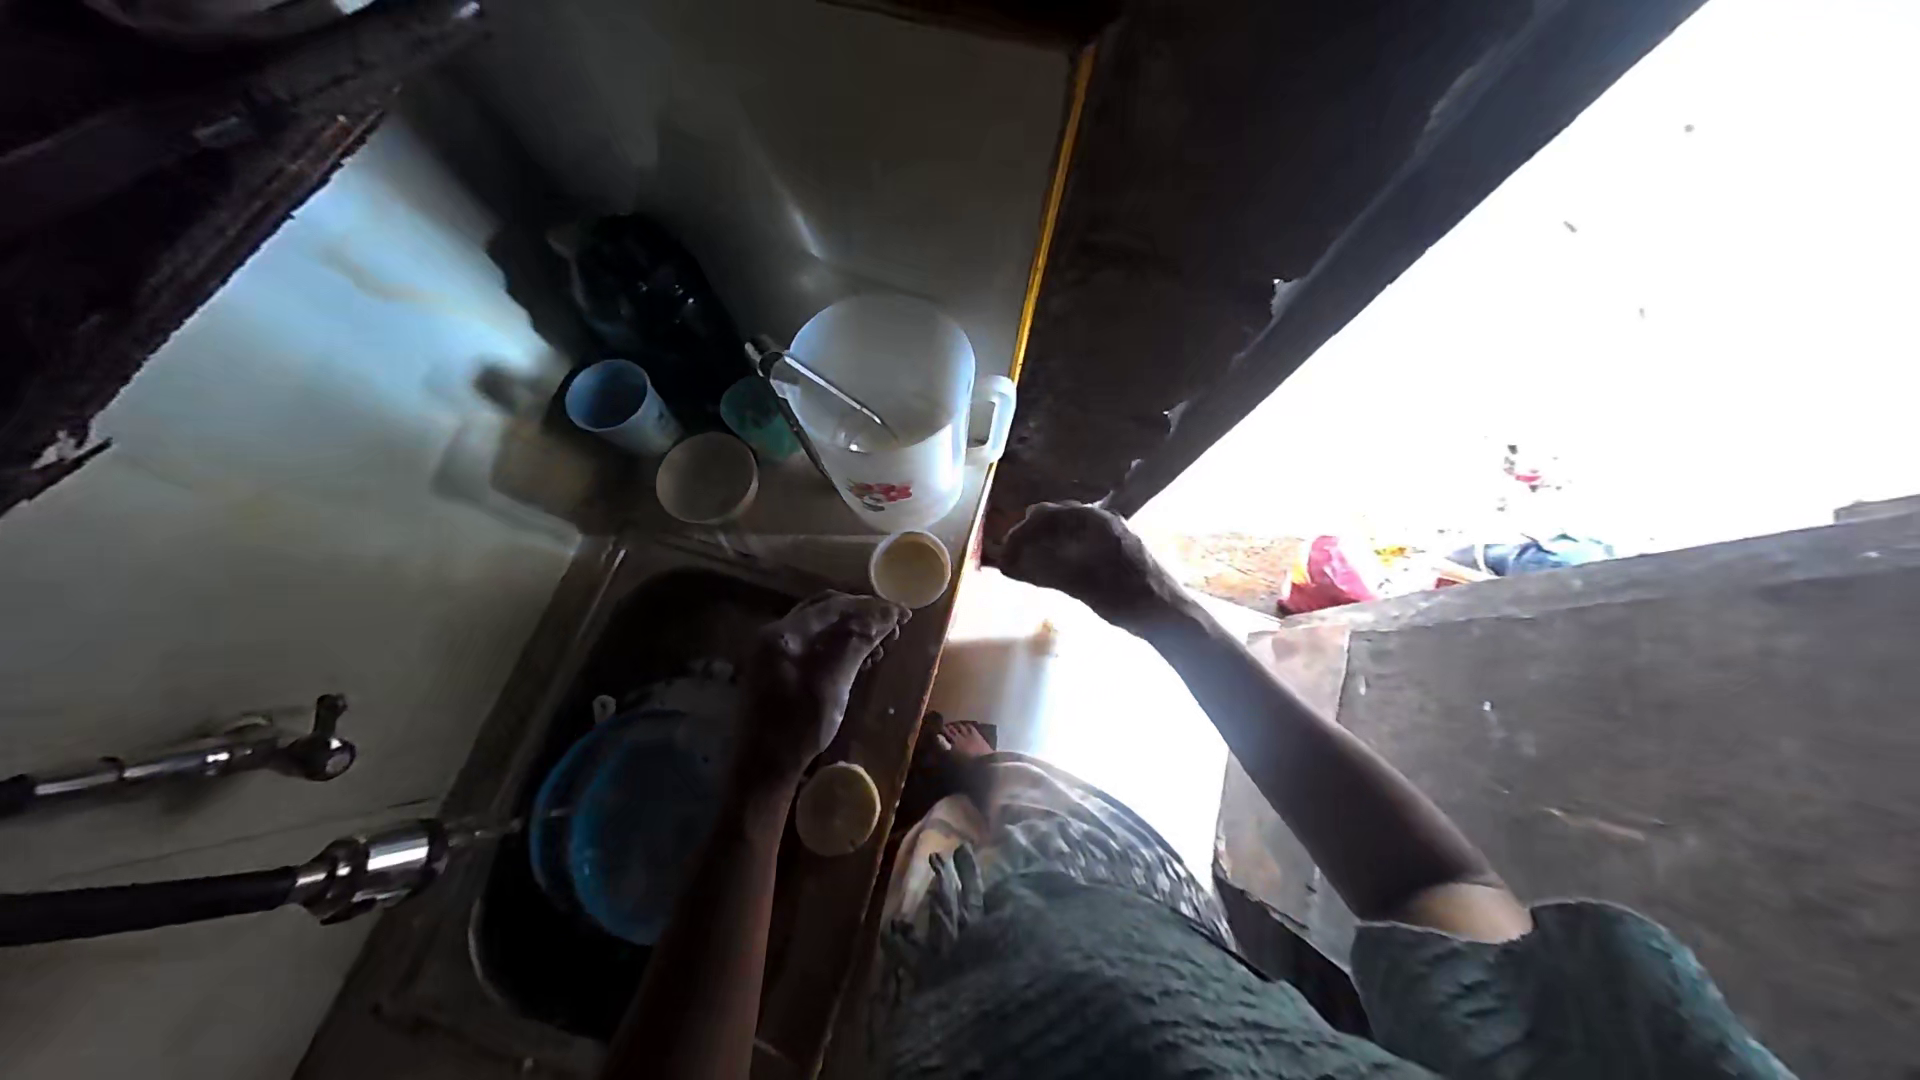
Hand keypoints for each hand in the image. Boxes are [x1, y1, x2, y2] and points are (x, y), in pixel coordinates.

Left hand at [735, 591, 907, 793]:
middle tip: (894, 626)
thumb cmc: (797, 729)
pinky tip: (861, 658)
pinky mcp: (780, 668)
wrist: (762, 770)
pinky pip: (815, 644)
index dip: (872, 607)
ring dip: (854, 629)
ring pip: (822, 626)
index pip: (835, 606)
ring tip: (883, 642)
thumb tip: (886, 613)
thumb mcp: (832, 684)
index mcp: (784, 634)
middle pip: (826, 610)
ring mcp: (776, 652)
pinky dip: (840, 646)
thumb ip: (856, 643)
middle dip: (863, 614)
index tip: (904, 614)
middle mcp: (776, 634)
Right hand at [999, 502, 1191, 635]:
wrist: (1169, 615)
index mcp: (1094, 519)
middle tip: (1011, 559)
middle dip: (1029, 537)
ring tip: (1024, 567)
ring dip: (1043, 546)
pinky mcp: (1115, 551)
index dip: (1020, 535)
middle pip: (1054, 519)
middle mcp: (1102, 520)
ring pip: (1066, 532)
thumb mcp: (1079, 584)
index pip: (1046, 516)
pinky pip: (1078, 544)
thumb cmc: (1126, 596)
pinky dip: (1059, 555)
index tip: (1003, 555)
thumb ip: (1042, 570)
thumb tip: (1007, 565)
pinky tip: (1050, 572)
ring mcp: (1110, 534)